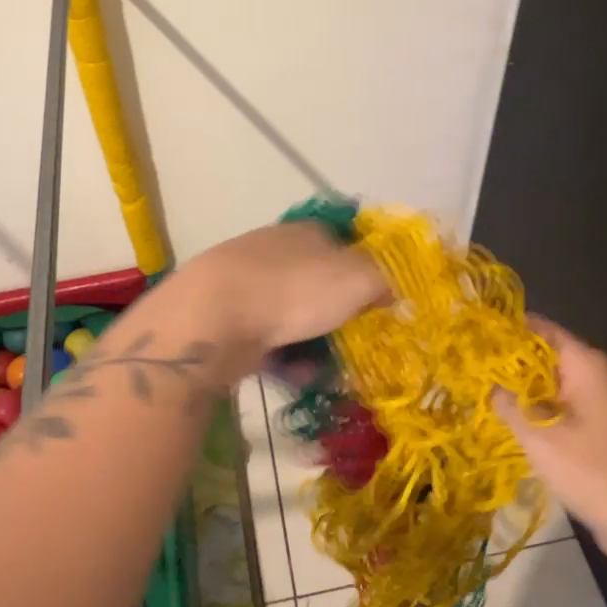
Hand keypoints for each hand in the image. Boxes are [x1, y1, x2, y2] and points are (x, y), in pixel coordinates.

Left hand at [169, 221, 387, 356]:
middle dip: (339, 317)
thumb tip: (391, 289)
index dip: (367, 273)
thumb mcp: (359, 277)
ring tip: (327, 369)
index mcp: (308, 231)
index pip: (346, 244)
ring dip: (313, 344)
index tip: (381, 304)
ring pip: (294, 316)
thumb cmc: (295, 289)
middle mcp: (277, 251)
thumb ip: (384, 279)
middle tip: (357, 343)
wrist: (214, 315)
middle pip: (319, 284)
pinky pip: (268, 340)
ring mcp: (248, 283)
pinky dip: (284, 358)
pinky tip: (295, 375)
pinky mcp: (227, 317)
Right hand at [493, 317, 606, 562]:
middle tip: (468, 373)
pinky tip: (516, 430)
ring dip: (524, 394)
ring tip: (482, 399)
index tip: (471, 336)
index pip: (540, 329)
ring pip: (555, 388)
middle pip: (546, 357)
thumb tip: (490, 383)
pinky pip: (568, 411)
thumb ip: (510, 405)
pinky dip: (543, 415)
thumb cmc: (596, 474)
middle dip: (509, 365)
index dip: (506, 330)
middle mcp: (600, 377)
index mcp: (587, 365)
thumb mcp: (541, 439)